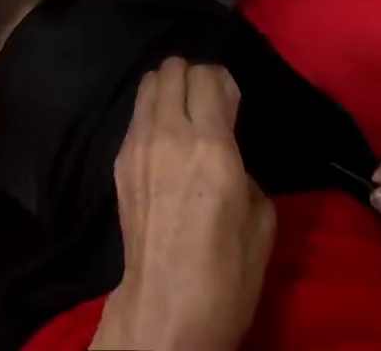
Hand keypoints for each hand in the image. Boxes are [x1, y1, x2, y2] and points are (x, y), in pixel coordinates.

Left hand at [91, 58, 275, 350]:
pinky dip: (151, 111)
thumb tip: (232, 150)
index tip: (231, 102)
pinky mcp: (119, 163)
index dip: (222, 80)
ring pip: (148, 83)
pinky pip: (136, 114)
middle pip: (173, 69)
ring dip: (168, 87)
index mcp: (212, 146)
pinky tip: (163, 138)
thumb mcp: (261, 217)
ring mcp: (138, 146)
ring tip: (181, 111)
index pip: (208, 75)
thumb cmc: (226, 270)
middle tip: (205, 102)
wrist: (166, 311)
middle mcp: (171, 135)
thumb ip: (248, 167)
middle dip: (193, 76)